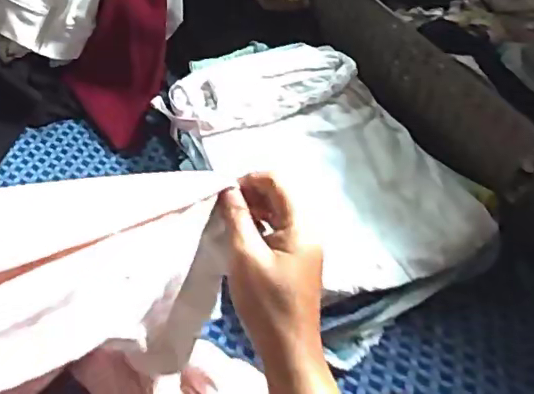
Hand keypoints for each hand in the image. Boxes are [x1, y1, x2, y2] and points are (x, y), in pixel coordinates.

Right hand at [221, 173, 333, 389]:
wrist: (289, 353)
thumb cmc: (267, 303)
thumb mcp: (245, 254)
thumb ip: (236, 215)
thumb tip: (227, 187)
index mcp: (302, 226)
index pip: (276, 181)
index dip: (249, 180)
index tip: (226, 193)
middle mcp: (308, 231)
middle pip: (278, 194)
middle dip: (250, 193)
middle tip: (225, 207)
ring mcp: (305, 247)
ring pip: (277, 211)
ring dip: (254, 209)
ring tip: (231, 221)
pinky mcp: (298, 260)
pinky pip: (279, 228)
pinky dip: (260, 225)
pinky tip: (243, 237)